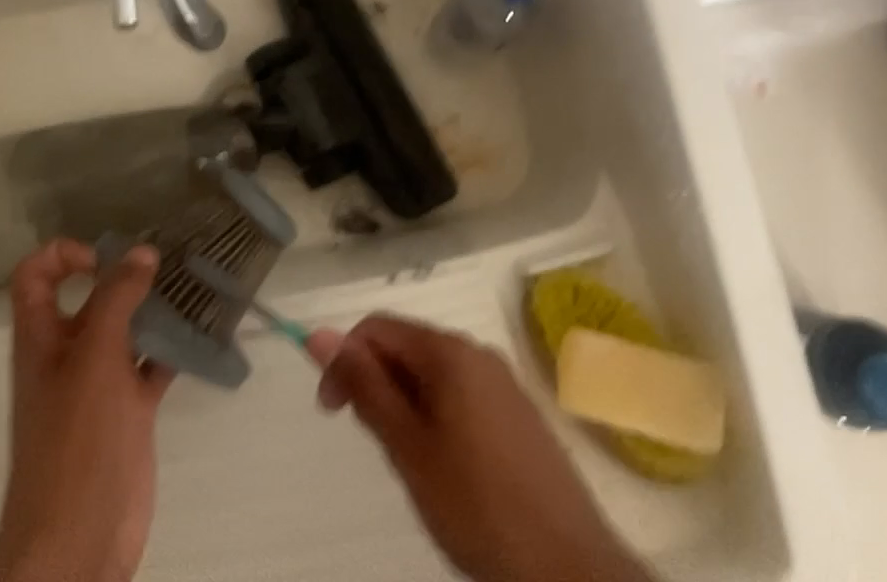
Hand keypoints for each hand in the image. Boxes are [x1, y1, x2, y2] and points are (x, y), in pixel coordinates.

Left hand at [0, 240, 172, 581]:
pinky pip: (149, 368)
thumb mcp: (95, 357)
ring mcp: (98, 385)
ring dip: (152, 312)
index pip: (36, 275)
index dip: (65, 255)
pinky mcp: (127, 412)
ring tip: (192, 291)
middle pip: (87, 300)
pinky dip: (171, 350)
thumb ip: (116, 300)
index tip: (108, 260)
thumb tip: (141, 251)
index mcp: (41, 337)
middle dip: (122, 278)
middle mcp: (66, 354)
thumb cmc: (77, 437)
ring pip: (123, 333)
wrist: (80, 531)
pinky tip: (201, 337)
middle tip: (166, 266)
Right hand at [310, 315, 652, 581]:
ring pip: (433, 377)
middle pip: (407, 348)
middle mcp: (480, 355)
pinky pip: (461, 398)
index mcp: (450, 353)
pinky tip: (445, 470)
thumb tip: (319, 334)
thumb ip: (364, 386)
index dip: (344, 360)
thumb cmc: (476, 504)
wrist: (567, 566)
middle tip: (377, 446)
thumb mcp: (407, 445)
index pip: (378, 328)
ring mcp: (504, 385)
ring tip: (411, 463)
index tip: (332, 412)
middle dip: (376, 386)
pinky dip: (435, 420)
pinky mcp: (519, 416)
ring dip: (404, 406)